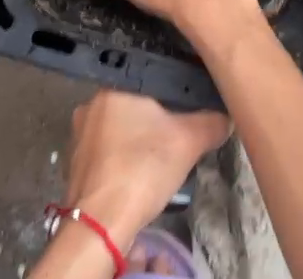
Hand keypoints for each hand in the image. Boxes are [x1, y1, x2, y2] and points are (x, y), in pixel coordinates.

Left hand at [65, 89, 229, 247]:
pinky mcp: (77, 165)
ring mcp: (79, 136)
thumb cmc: (142, 169)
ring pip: (121, 131)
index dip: (174, 94)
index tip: (191, 107)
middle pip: (136, 106)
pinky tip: (140, 178)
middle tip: (179, 137)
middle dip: (157, 121)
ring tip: (162, 161)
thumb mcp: (189, 141)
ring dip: (140, 143)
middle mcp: (91, 105)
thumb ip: (212, 123)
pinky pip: (109, 154)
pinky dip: (125, 162)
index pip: (151, 79)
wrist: (100, 224)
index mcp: (113, 87)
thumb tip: (225, 118)